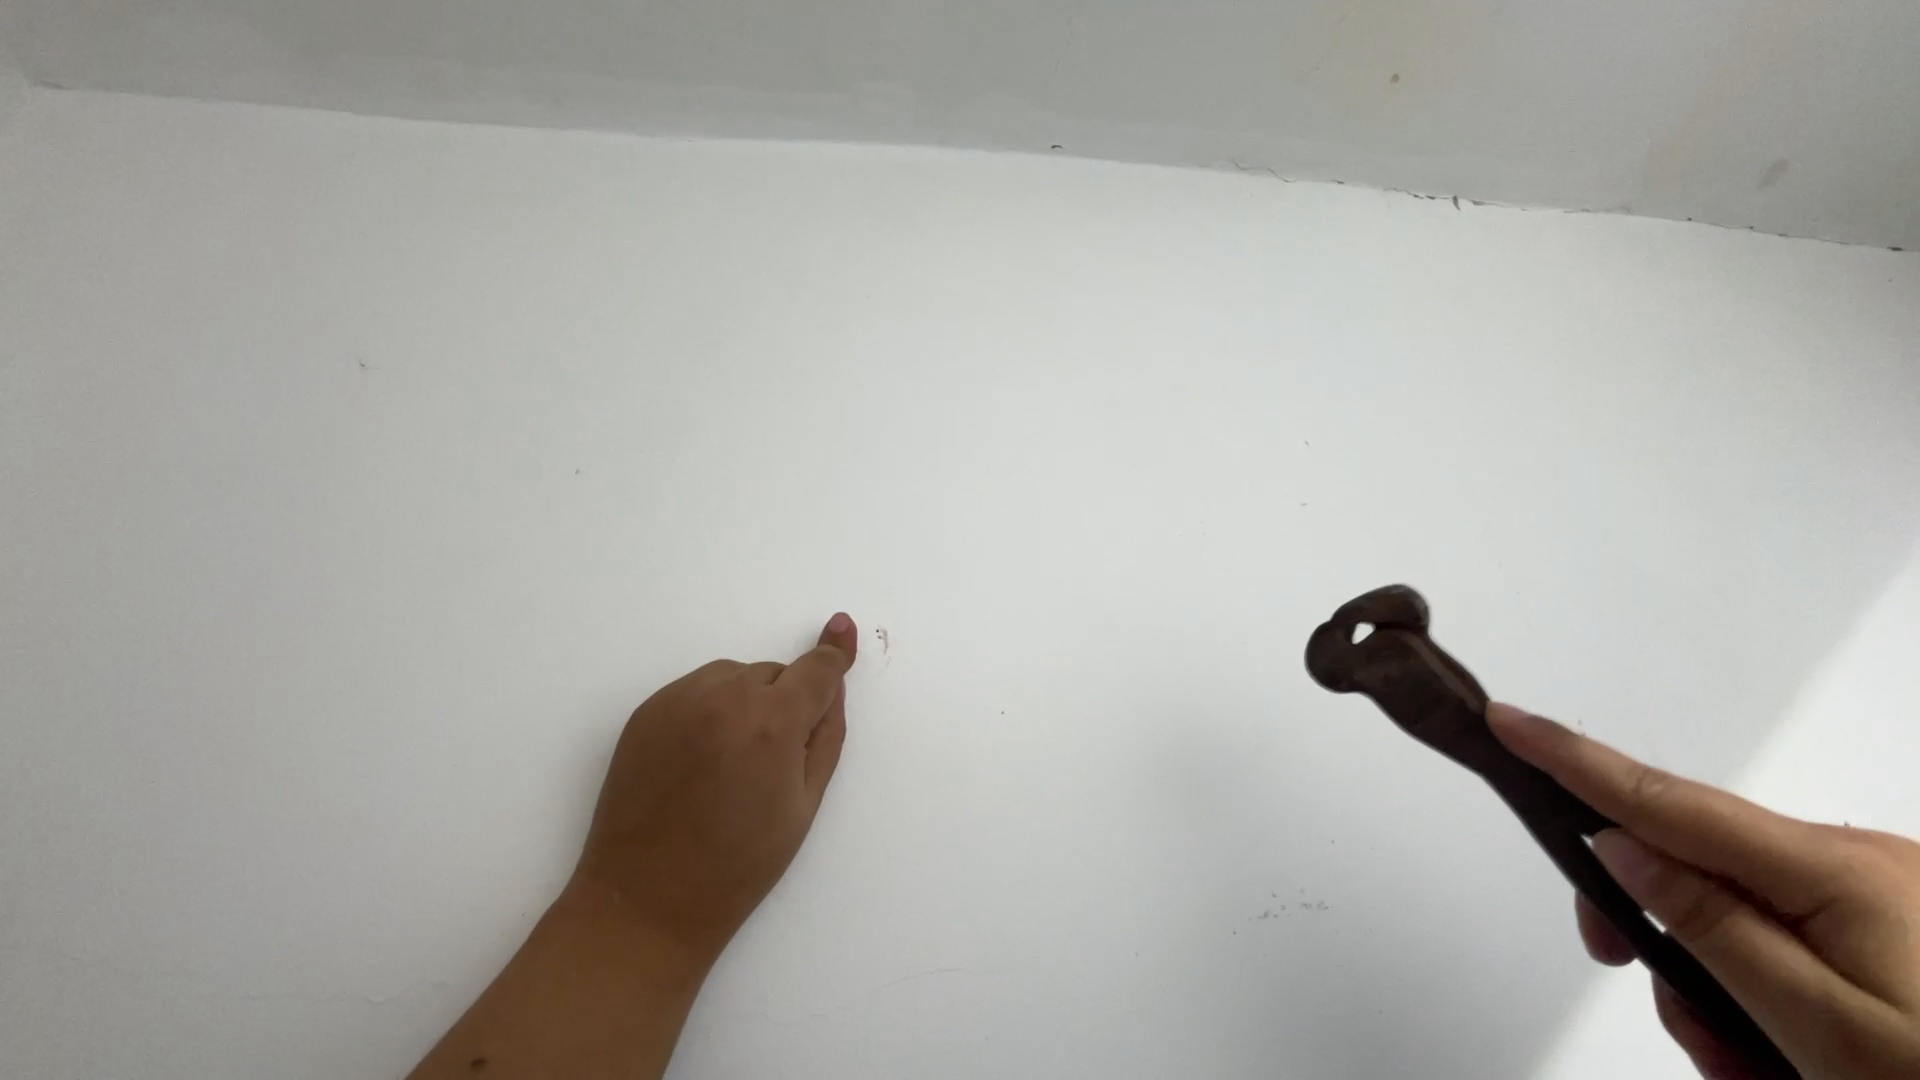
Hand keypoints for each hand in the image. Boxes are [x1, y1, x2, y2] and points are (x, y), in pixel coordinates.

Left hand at [407, 614, 858, 1079]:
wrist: (645, 902)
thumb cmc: (740, 864)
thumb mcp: (805, 803)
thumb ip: (826, 734)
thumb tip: (832, 683)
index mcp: (770, 723)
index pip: (814, 669)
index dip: (833, 653)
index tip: (842, 628)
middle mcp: (723, 697)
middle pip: (774, 674)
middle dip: (784, 702)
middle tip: (772, 760)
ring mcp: (678, 701)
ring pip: (734, 677)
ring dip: (747, 701)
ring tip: (733, 761)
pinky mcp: (646, 711)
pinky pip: (697, 689)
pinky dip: (711, 708)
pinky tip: (701, 758)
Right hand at [1489, 703, 1919, 1079]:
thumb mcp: (1825, 1032)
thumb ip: (1710, 926)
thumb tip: (1618, 843)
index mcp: (1839, 872)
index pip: (1665, 801)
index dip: (1573, 759)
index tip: (1505, 718)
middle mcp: (1856, 864)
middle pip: (1691, 866)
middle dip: (1652, 925)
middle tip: (1636, 984)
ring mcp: (1881, 896)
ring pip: (1730, 912)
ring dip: (1712, 982)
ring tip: (1751, 1066)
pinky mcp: (1893, 930)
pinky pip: (1780, 936)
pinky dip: (1756, 987)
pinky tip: (1782, 1054)